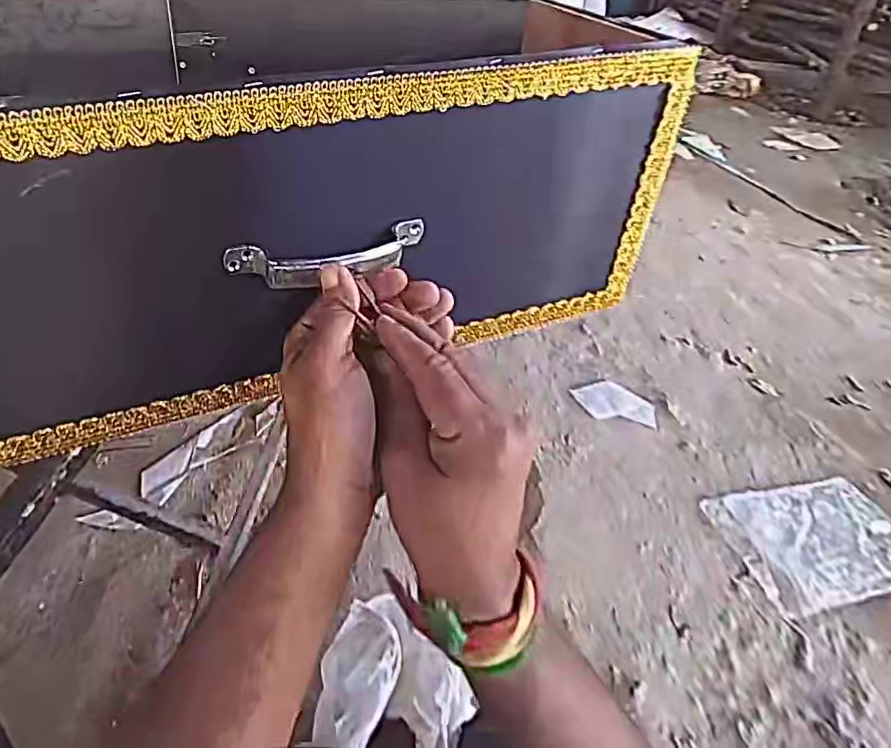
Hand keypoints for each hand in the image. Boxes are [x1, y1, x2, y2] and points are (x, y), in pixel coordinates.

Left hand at [276, 267, 457, 507]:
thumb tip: (334, 275)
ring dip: (416, 318)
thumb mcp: (326, 363)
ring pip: (389, 334)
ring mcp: (357, 374)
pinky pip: (400, 358)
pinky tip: (439, 339)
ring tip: (442, 311)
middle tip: (431, 296)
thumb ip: (334, 316)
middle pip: (371, 312)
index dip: (375, 285)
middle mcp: (333, 354)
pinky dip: (420, 345)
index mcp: (312, 341)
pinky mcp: (378, 393)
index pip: (344, 297)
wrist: (340, 488)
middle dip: (403, 299)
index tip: (401, 280)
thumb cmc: (326, 433)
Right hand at [369, 296, 536, 621]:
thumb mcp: (402, 465)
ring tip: (394, 329)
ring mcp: (515, 424)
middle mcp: (508, 421)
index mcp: (481, 433)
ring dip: (430, 348)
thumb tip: (385, 358)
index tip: (376, 316)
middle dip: (416, 334)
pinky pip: (472, 385)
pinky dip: (444, 368)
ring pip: (466, 367)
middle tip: (382, 312)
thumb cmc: (435, 533)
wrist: (478, 578)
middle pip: (455, 360)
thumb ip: (398, 404)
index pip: (434, 367)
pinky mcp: (511, 430)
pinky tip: (420, 358)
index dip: (401, 338)